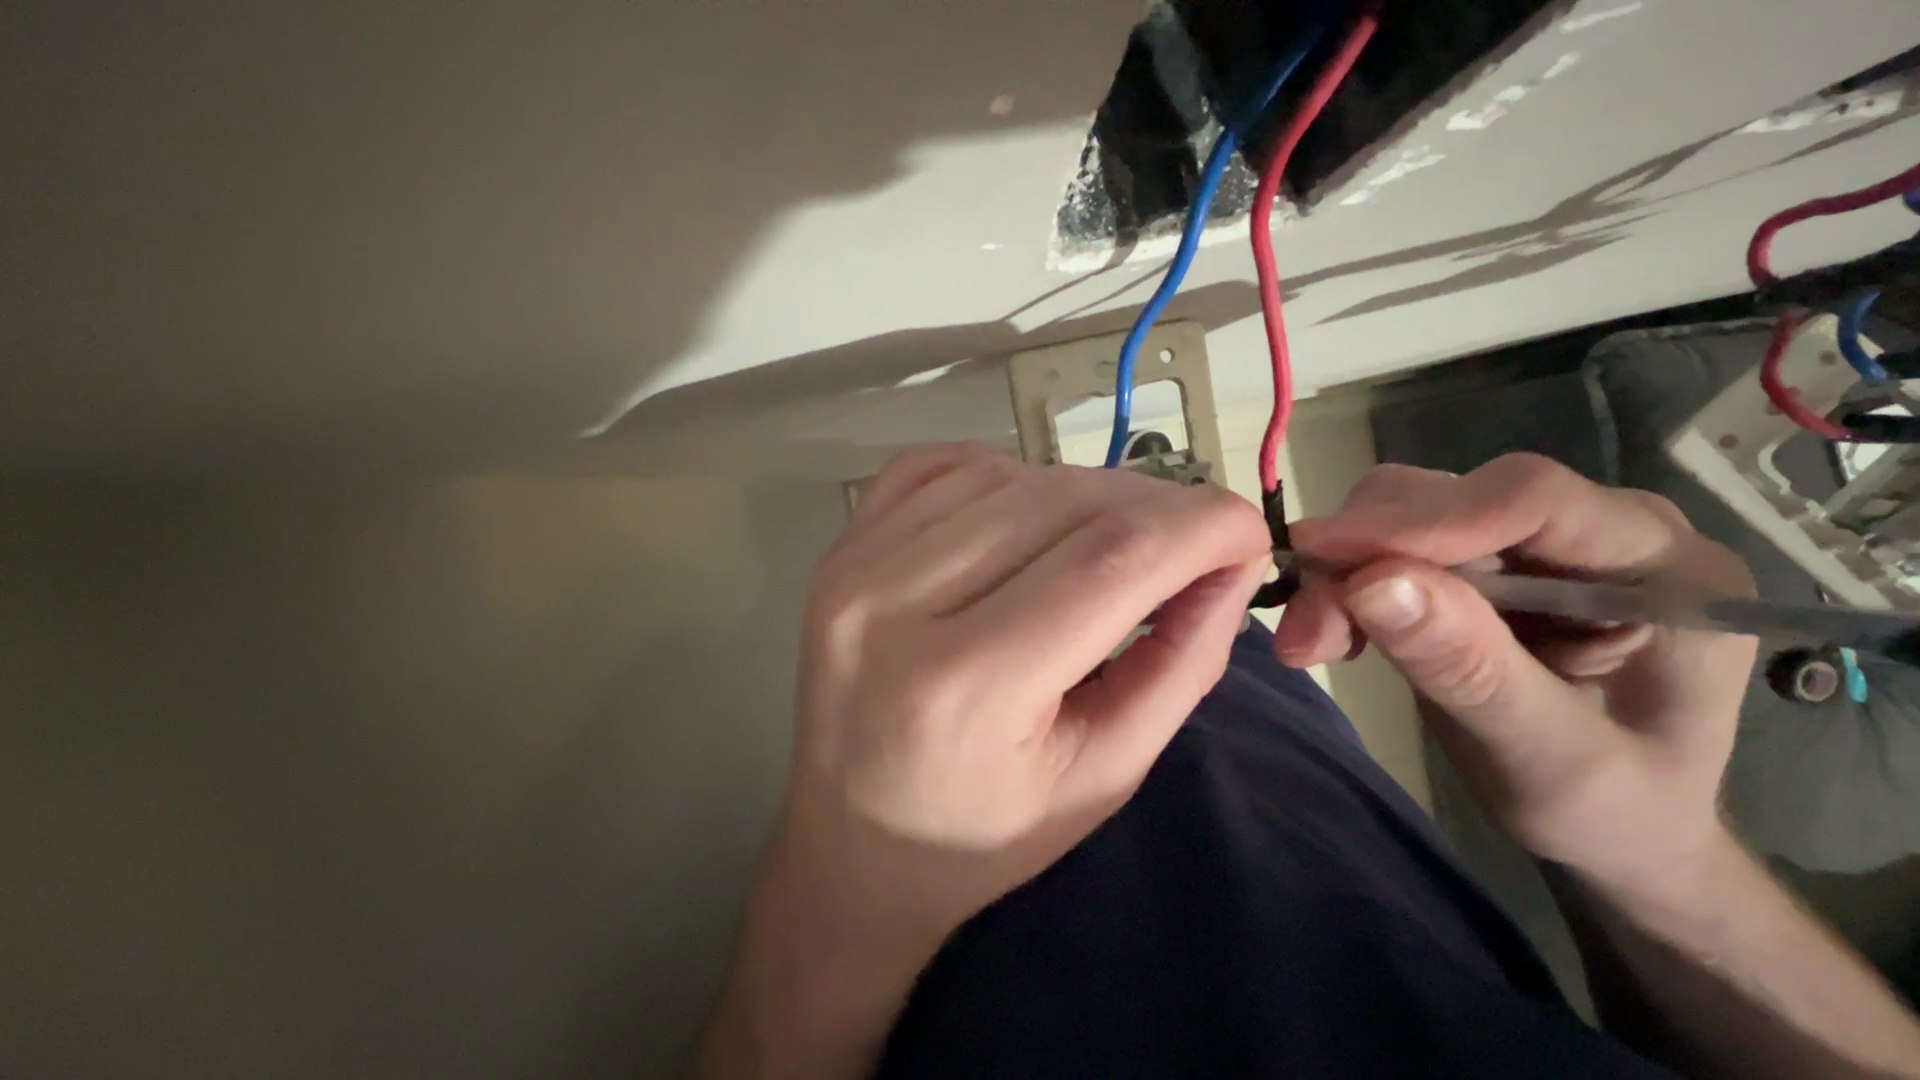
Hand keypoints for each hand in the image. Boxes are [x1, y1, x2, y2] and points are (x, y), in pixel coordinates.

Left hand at [765, 443, 1268, 954]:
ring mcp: (854, 565)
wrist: (854, 841)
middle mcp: (893, 604)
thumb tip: (1230, 563)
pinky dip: (1012, 475)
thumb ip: (1180, 663)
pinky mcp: (841, 546)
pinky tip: (1034, 519)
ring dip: (1089, 491)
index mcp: (964, 686)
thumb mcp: (1104, 775)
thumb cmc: (983, 832)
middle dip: (1158, 507)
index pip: (1109, 560)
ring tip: (1117, 540)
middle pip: (1063, 501)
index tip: (1249, 532)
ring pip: (1011, 474)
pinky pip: (945, 465)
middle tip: (1196, 543)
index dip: (1200, 527)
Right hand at [1272, 454, 1755, 882]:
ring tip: (1313, 643)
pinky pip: (1395, 543)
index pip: (1536, 501)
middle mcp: (1602, 530)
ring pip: (1410, 511)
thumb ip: (1471, 669)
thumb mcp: (1550, 762)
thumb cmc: (1612, 811)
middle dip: (1366, 554)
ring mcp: (1538, 540)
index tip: (1323, 555)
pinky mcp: (1486, 558)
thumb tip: (1370, 580)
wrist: (1615, 829)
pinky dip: (1349, 583)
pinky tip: (1333, 633)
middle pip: (1457, 497)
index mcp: (1667, 568)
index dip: (1425, 521)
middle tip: (1304, 633)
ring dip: (1345, 570)